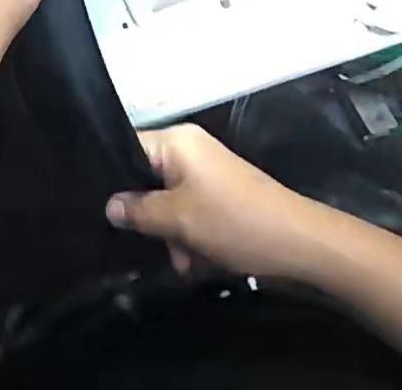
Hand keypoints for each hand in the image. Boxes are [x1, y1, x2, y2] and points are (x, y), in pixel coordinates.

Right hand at [105, 125, 330, 278]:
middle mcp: (189, 147)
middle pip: (148, 176)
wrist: (298, 240)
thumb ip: (138, 210)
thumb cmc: (233, 221)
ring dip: (171, 230)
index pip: (128, 146)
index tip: (103, 206)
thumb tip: (110, 206)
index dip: (114, 176)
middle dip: (150, 215)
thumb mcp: (178, 219)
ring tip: (185, 261)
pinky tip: (197, 259)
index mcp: (176, 140)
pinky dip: (190, 230)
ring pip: (168, 196)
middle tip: (157, 244)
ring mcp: (207, 167)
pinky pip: (189, 205)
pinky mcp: (220, 189)